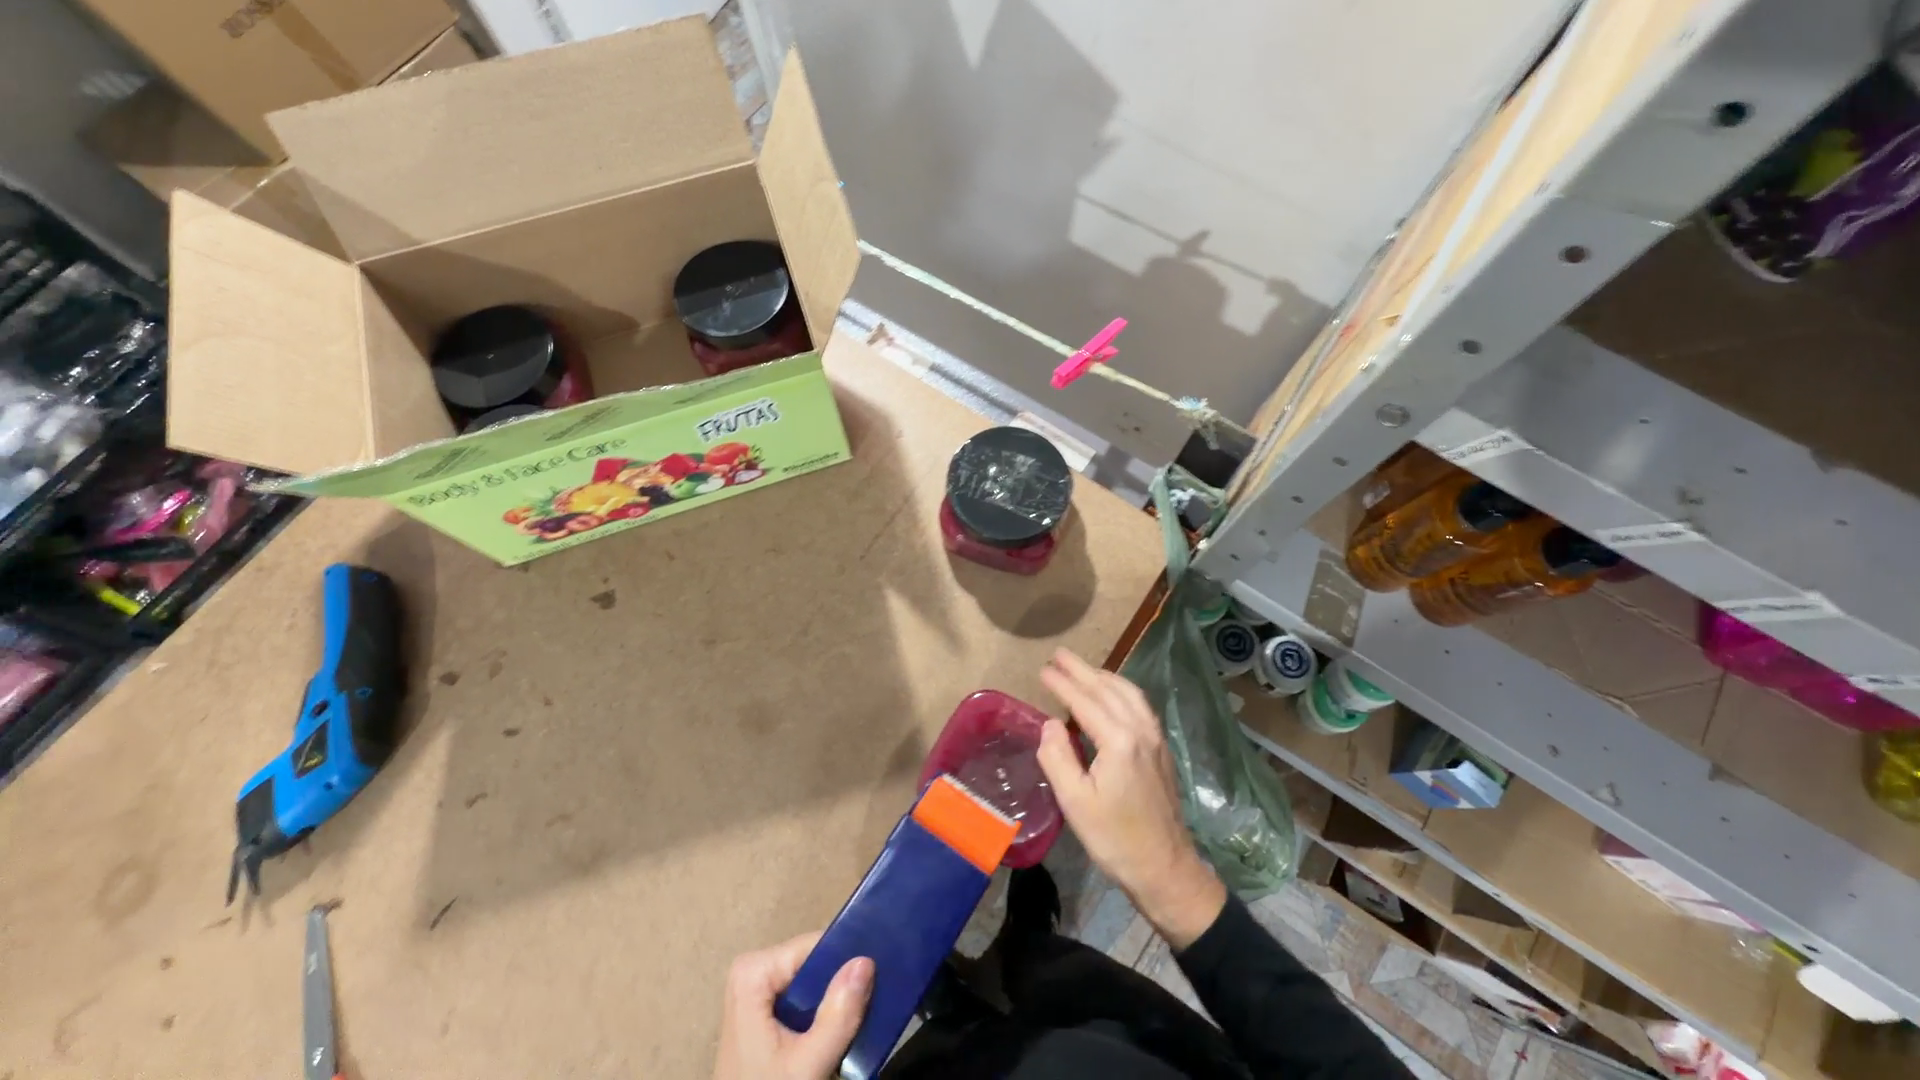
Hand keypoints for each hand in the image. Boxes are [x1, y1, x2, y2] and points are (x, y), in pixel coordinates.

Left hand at [713, 932, 873, 1079]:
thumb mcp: (808, 1064)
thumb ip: (837, 1016)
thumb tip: (865, 962)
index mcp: (753, 972)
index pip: (815, 947)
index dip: (847, 959)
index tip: (880, 975)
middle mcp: (752, 971)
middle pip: (813, 962)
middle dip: (842, 983)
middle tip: (873, 1004)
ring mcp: (754, 991)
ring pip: (812, 981)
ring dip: (835, 1000)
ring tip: (861, 1018)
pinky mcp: (760, 1011)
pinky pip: (802, 997)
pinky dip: (823, 1012)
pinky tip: (839, 1029)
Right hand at [1036, 648, 1226, 948]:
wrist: (1165, 867)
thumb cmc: (1114, 838)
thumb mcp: (1075, 802)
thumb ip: (1057, 758)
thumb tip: (1050, 724)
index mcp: (1119, 741)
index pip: (1085, 701)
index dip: (1062, 684)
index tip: (1043, 669)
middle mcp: (1141, 731)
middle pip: (1109, 690)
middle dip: (1083, 670)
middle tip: (1059, 654)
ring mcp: (1156, 740)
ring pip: (1129, 695)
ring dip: (1104, 677)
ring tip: (1082, 669)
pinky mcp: (1162, 751)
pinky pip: (1140, 706)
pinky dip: (1121, 691)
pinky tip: (1112, 696)